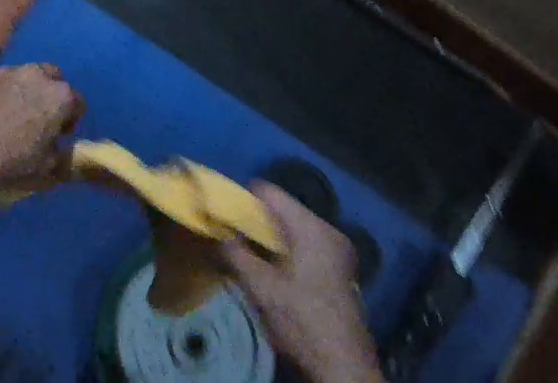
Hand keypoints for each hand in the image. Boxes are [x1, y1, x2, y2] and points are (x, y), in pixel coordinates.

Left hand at [0, 64, 80, 194]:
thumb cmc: (10, 163)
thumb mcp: (47, 171)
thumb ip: (60, 155)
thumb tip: (58, 148)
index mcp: (59, 96)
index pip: (78, 102)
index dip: (71, 120)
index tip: (59, 137)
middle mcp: (35, 75)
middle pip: (52, 78)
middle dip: (49, 96)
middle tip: (39, 120)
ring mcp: (5, 71)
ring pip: (23, 76)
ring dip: (23, 92)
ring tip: (9, 117)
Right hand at [222, 184, 382, 382]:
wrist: (345, 371)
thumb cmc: (302, 321)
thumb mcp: (260, 287)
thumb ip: (233, 252)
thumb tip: (212, 232)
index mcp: (312, 228)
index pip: (268, 192)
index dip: (240, 201)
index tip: (222, 219)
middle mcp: (328, 232)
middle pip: (279, 211)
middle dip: (252, 223)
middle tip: (230, 241)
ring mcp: (336, 252)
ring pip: (290, 230)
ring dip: (266, 240)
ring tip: (245, 258)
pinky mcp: (337, 271)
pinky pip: (302, 246)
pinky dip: (282, 253)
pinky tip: (269, 274)